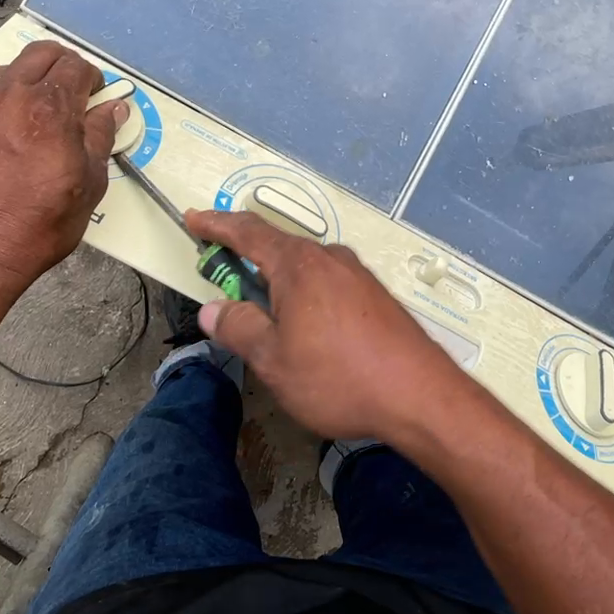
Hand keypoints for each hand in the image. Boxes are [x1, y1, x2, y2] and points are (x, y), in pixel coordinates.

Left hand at [0, 41, 125, 292]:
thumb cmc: (39, 225)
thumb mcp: (90, 184)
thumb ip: (101, 136)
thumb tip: (112, 107)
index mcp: (51, 108)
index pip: (77, 66)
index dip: (91, 79)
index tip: (91, 98)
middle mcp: (8, 95)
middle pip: (41, 54)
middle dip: (61, 68)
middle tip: (66, 95)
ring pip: (5, 69)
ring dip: (25, 81)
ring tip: (28, 114)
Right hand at [184, 210, 464, 442]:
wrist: (420, 394)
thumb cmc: (338, 377)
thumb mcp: (274, 360)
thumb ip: (240, 328)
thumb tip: (214, 308)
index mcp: (298, 265)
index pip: (248, 232)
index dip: (217, 225)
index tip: (193, 219)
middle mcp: (329, 258)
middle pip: (278, 247)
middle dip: (247, 257)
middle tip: (222, 275)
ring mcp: (357, 274)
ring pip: (306, 267)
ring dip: (278, 280)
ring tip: (264, 311)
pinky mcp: (375, 295)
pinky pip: (328, 282)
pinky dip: (304, 293)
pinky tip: (307, 327)